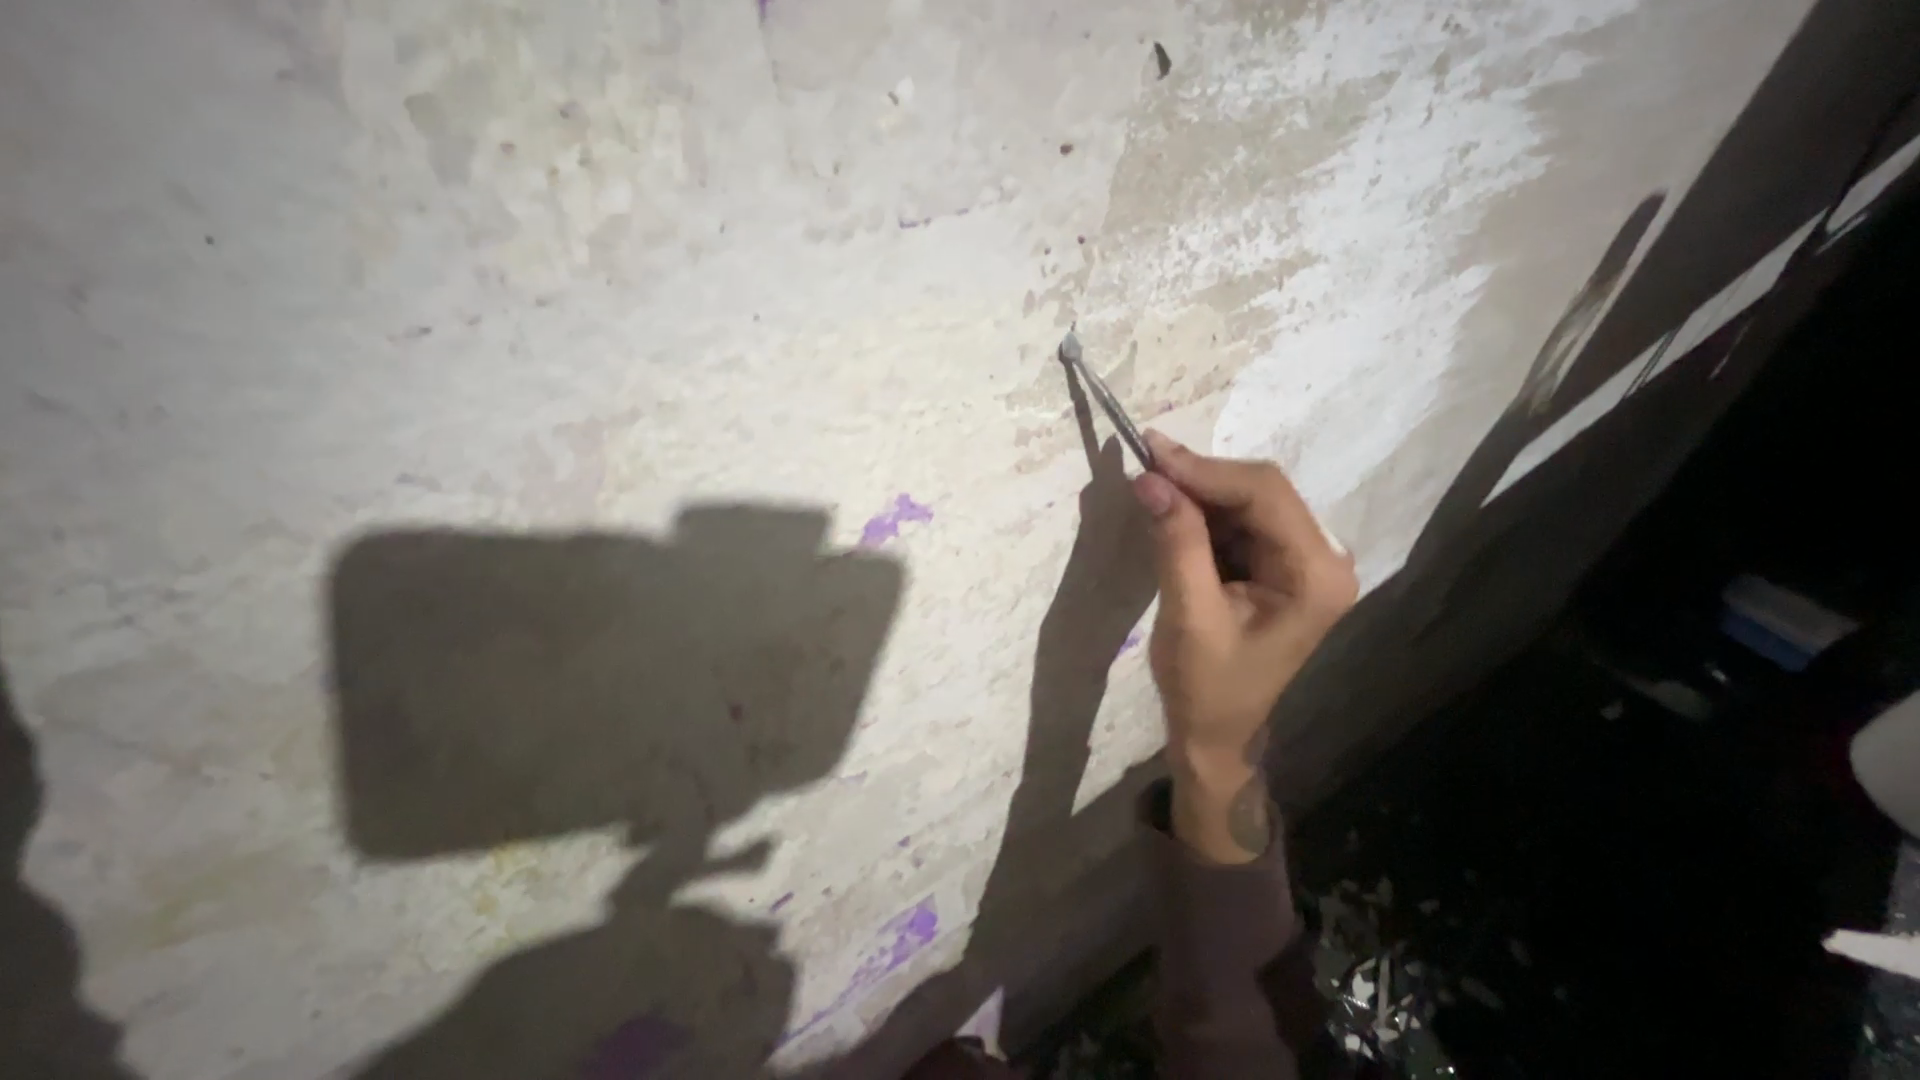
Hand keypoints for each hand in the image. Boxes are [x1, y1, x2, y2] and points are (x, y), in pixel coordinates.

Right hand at [1132, 431, 1356, 862]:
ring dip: (1197, 493)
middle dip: (1200, 478)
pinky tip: (1170, 511)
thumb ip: (1176, 542)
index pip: (1265, 495)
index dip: (1205, 469)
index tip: (1149, 454)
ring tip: (1149, 487)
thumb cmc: (1206, 687)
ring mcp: (1302, 560)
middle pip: (1261, 491)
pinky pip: (1239, 521)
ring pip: (1246, 500)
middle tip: (1144, 467)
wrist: (1215, 733)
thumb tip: (1149, 479)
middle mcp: (1322, 558)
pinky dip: (1201, 513)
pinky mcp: (1277, 564)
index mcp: (1316, 575)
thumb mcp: (1188, 615)